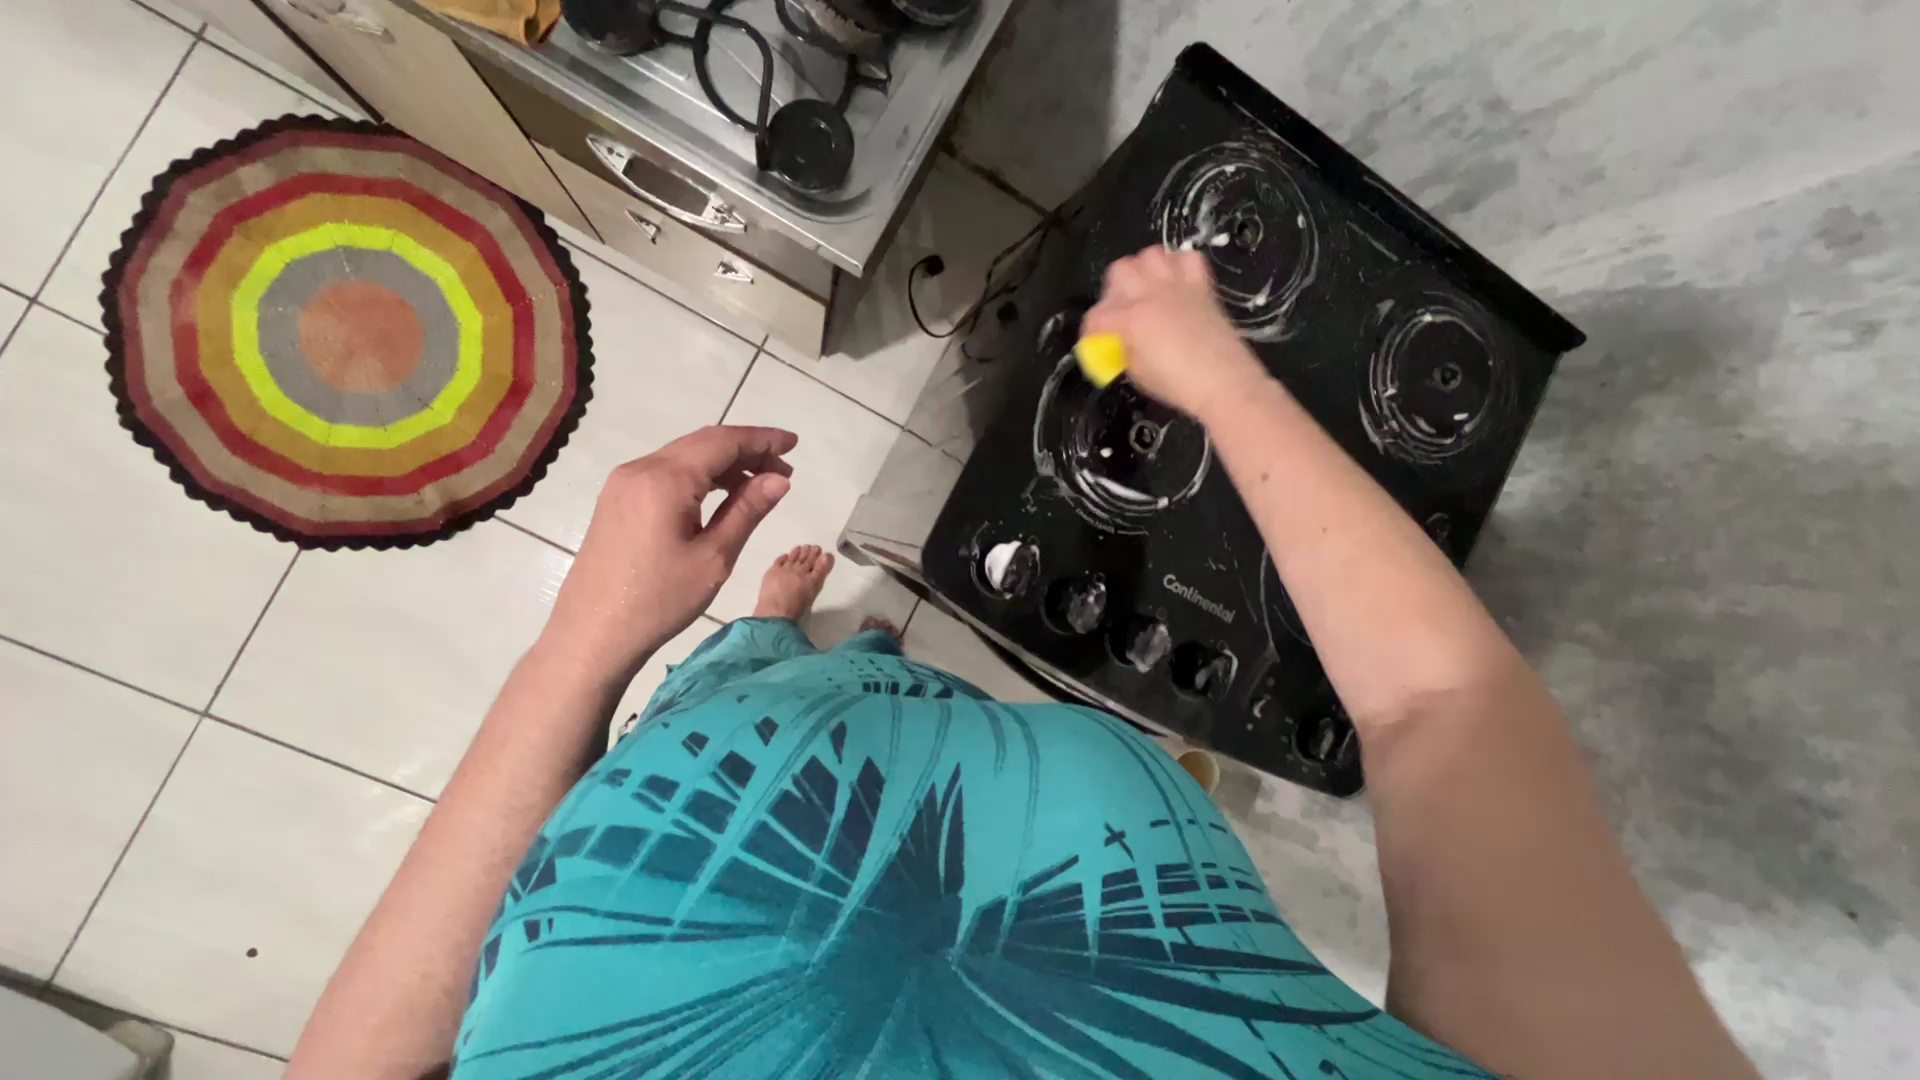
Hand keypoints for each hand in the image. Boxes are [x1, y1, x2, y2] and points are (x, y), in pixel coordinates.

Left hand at [539, 425, 796, 684]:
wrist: (593, 632)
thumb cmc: (659, 600)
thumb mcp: (714, 557)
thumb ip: (747, 510)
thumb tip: (779, 480)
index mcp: (665, 480)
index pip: (723, 442)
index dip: (762, 439)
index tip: (794, 444)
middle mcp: (640, 469)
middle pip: (703, 443)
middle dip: (747, 450)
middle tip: (784, 469)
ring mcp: (624, 483)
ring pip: (684, 456)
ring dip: (724, 463)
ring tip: (760, 486)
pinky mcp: (618, 500)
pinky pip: (666, 473)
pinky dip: (700, 476)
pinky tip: (721, 496)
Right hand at [1081, 246, 1268, 418]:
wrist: (1224, 382)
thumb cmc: (1178, 384)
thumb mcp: (1137, 373)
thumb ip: (1122, 350)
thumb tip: (1117, 341)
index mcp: (1131, 320)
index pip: (1097, 315)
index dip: (1091, 329)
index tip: (1095, 341)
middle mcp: (1151, 295)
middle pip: (1119, 270)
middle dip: (1114, 290)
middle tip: (1120, 310)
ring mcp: (1178, 287)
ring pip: (1150, 255)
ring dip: (1143, 271)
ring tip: (1146, 291)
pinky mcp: (1201, 287)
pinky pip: (1187, 258)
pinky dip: (1178, 266)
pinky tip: (1175, 284)